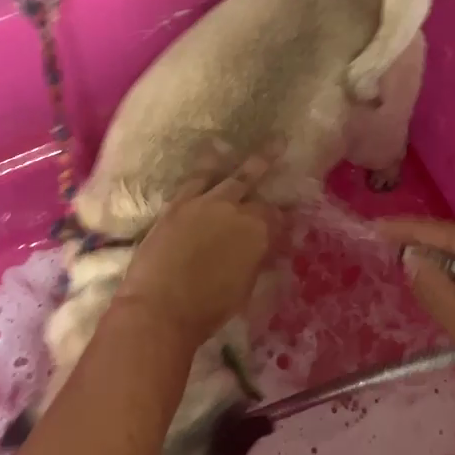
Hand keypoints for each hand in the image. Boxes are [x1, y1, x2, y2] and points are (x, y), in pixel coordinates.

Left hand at [113, 155, 274, 346]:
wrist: (160, 307)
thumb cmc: (208, 309)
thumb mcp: (246, 289)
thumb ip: (258, 262)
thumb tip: (268, 250)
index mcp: (259, 234)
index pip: (279, 220)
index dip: (287, 219)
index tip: (294, 215)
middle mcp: (237, 211)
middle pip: (258, 193)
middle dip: (273, 171)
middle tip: (283, 145)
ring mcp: (207, 203)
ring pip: (234, 177)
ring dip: (251, 162)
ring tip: (263, 144)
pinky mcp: (180, 203)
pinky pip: (198, 177)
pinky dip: (208, 163)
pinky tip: (214, 149)